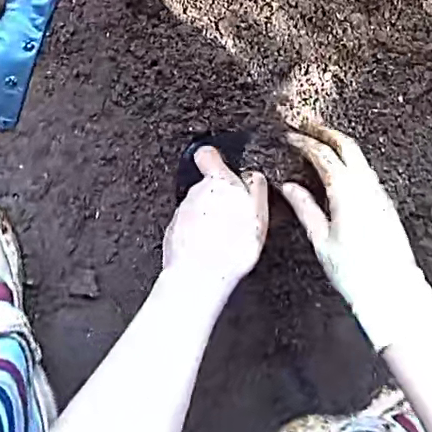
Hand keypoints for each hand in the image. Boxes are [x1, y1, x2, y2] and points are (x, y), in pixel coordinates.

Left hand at [162, 146, 268, 296]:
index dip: (214, 157)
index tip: (220, 164)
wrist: (199, 277)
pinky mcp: (173, 233)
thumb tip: (254, 176)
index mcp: (217, 182)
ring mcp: (182, 213)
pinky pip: (188, 229)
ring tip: (223, 239)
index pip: (207, 154)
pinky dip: (198, 236)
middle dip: (217, 198)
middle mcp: (195, 193)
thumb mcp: (259, 212)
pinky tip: (210, 250)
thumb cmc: (232, 245)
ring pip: (198, 209)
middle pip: (206, 186)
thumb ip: (256, 187)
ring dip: (208, 219)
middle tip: (233, 218)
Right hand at [279, 123, 431, 350]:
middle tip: (306, 124)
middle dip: (324, 130)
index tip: (290, 135)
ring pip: (357, 155)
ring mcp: (378, 192)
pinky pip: (365, 170)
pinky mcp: (385, 203)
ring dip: (338, 143)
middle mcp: (365, 185)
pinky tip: (340, 168)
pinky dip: (349, 160)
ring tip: (320, 140)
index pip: (322, 153)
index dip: (304, 141)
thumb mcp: (321, 241)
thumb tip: (290, 187)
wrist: (395, 292)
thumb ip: (305, 208)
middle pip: (345, 144)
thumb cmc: (358, 273)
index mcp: (346, 190)